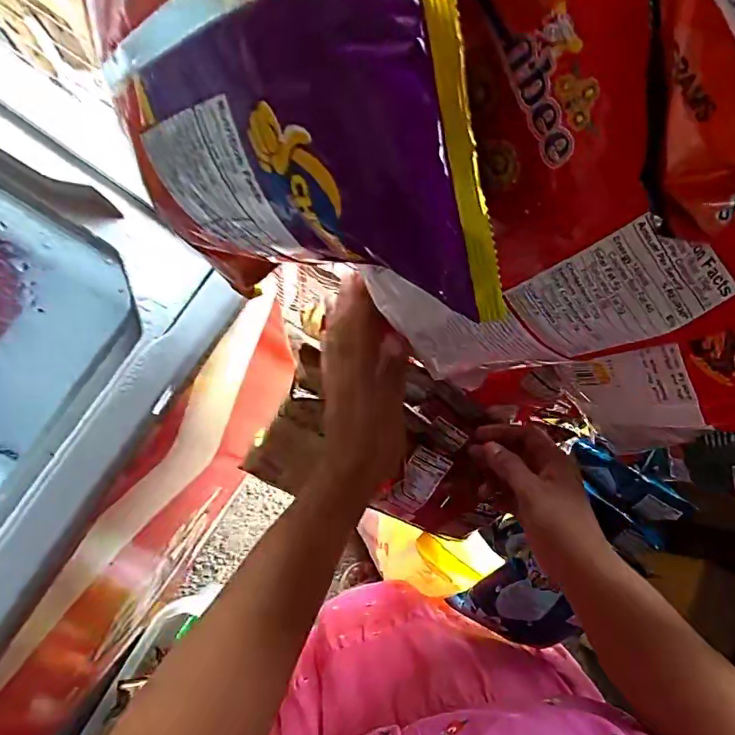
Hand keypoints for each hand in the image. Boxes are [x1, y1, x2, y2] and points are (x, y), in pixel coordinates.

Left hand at [315, 276, 410, 499]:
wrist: (347, 471)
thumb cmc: (373, 443)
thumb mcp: (390, 405)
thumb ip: (393, 367)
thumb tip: (398, 333)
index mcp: (354, 360)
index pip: (357, 309)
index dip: (369, 284)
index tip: (387, 263)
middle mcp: (340, 358)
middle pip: (345, 311)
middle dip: (362, 290)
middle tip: (386, 271)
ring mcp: (336, 368)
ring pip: (341, 325)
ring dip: (355, 305)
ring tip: (377, 290)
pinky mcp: (338, 379)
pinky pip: (342, 342)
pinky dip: (353, 326)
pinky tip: (367, 326)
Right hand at [470, 423, 612, 586]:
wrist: (580, 566)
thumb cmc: (558, 524)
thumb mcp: (531, 492)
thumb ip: (509, 466)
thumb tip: (487, 446)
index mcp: (554, 460)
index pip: (527, 434)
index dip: (502, 432)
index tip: (475, 435)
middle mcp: (549, 472)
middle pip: (519, 454)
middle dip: (495, 454)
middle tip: (468, 458)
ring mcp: (543, 494)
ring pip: (515, 477)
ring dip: (495, 477)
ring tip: (477, 486)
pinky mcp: (536, 513)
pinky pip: (515, 497)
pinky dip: (500, 496)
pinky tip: (485, 500)